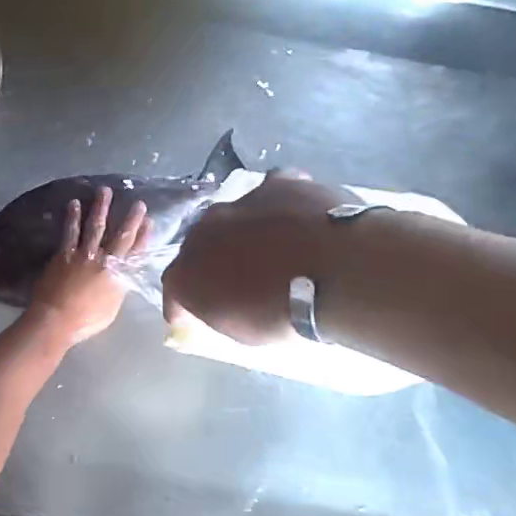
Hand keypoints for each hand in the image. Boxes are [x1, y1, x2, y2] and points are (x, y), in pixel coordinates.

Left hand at [28, 186, 148, 345]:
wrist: (56, 319)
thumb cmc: (85, 320)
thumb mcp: (112, 308)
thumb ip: (117, 289)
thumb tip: (120, 278)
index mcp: (119, 277)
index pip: (136, 252)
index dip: (144, 236)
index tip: (149, 222)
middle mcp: (105, 261)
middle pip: (120, 236)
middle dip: (131, 218)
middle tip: (138, 203)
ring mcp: (83, 255)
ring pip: (95, 227)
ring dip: (100, 208)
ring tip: (104, 191)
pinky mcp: (64, 254)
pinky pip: (70, 231)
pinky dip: (73, 217)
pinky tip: (74, 203)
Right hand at [162, 170, 351, 344]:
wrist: (341, 271)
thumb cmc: (286, 313)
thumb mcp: (243, 332)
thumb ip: (220, 312)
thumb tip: (218, 303)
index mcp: (184, 273)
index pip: (173, 290)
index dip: (183, 304)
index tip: (194, 317)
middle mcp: (200, 233)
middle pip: (201, 246)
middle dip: (214, 260)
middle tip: (241, 278)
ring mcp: (237, 203)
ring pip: (233, 217)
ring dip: (245, 231)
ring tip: (276, 247)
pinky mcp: (278, 183)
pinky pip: (273, 191)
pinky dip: (280, 203)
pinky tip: (298, 216)